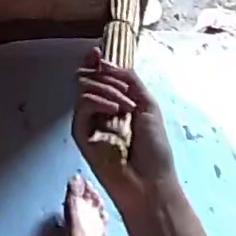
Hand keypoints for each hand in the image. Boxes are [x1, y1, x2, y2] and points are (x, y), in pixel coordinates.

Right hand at [73, 49, 175, 210]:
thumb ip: (129, 79)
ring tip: (126, 105)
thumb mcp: (148, 104)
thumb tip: (104, 61)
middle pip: (88, 77)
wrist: (152, 183)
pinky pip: (83, 105)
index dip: (95, 61)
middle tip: (124, 90)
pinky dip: (98, 100)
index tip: (96, 52)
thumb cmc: (155, 148)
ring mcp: (88, 121)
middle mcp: (98, 109)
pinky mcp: (81, 133)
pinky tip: (115, 109)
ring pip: (84, 87)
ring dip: (107, 89)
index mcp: (114, 102)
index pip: (97, 75)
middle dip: (105, 75)